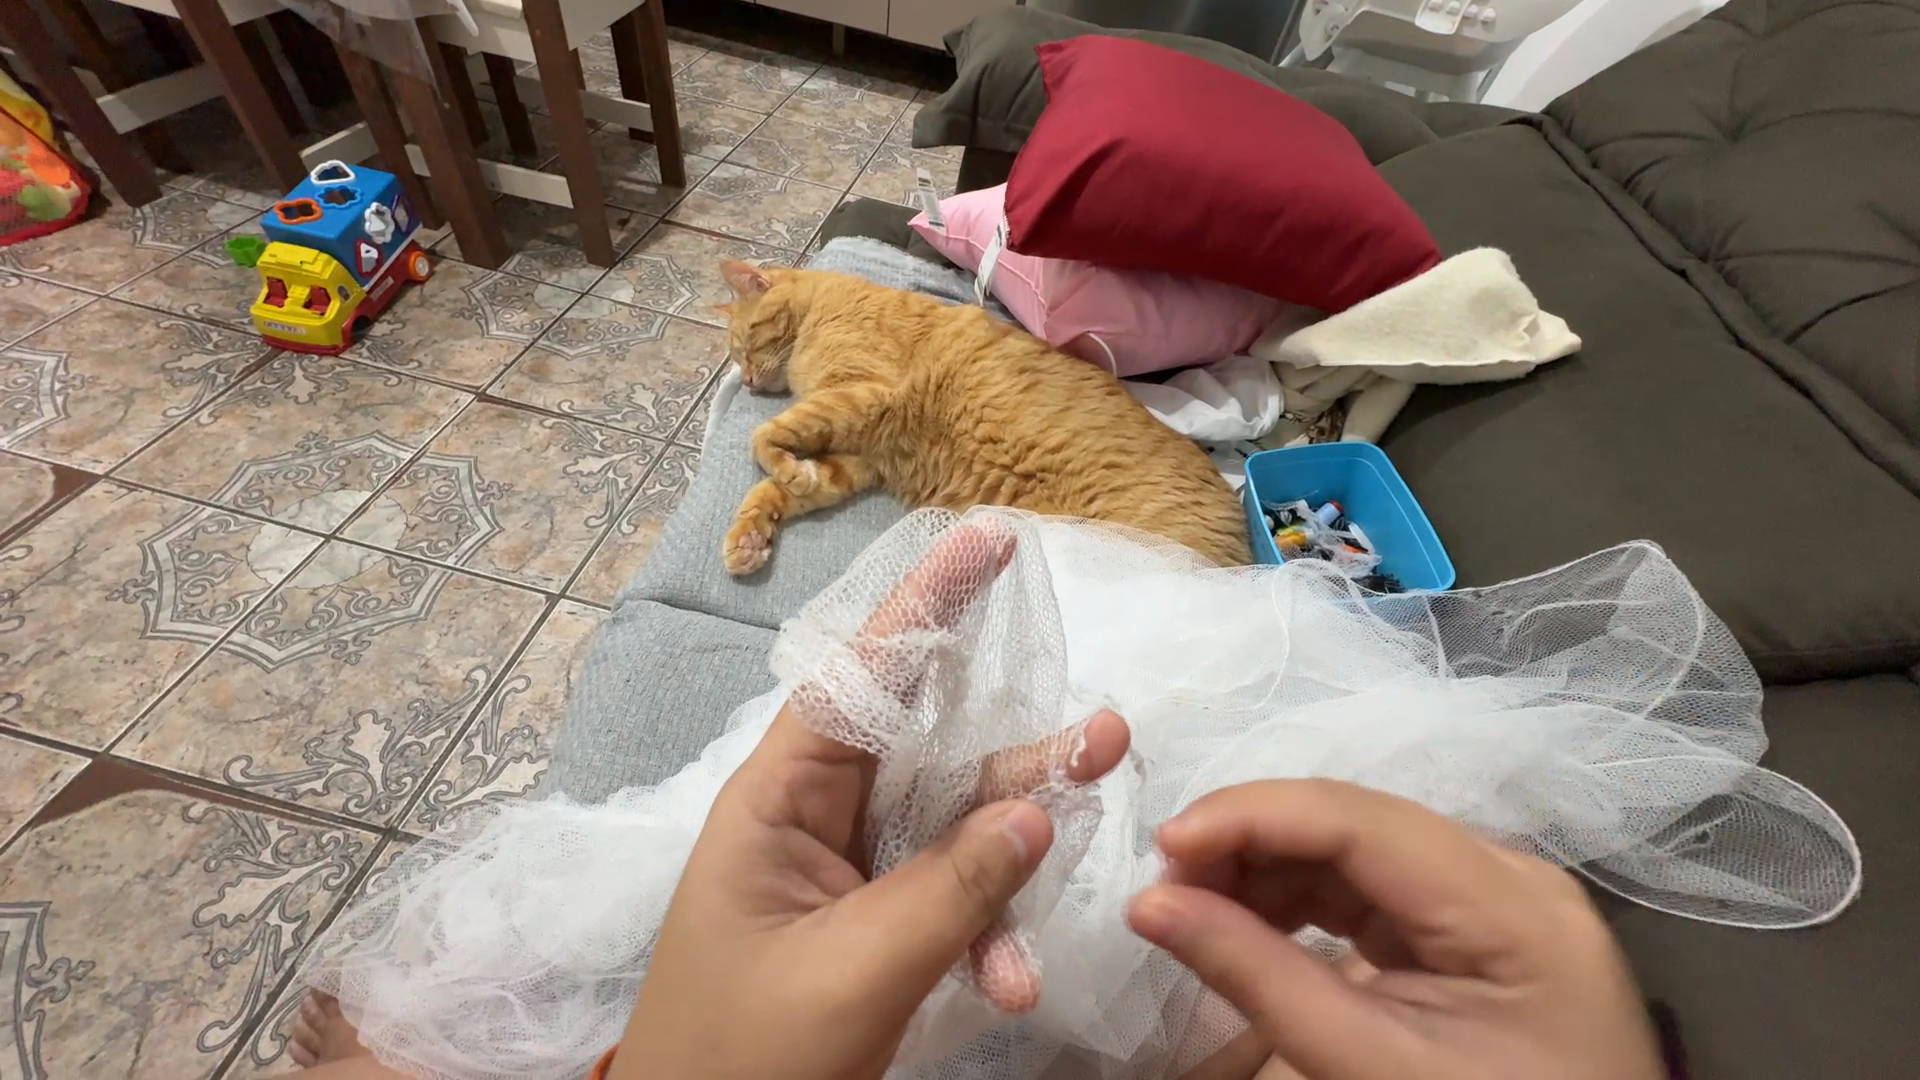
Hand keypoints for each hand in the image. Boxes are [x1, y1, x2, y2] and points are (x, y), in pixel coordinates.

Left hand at [613, 522, 1131, 1079]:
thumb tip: (1038, 811)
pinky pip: (954, 888)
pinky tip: (1016, 981)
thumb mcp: (847, 974)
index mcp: (784, 792)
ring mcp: (857, 858)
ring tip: (1101, 787)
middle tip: (1099, 720)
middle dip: (1012, 732)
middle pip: (928, 739)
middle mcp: (823, 805)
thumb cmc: (741, 1060)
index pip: (861, 673)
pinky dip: (993, 926)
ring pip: (954, 814)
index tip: (986, 540)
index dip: (924, 601)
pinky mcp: (883, 907)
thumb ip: (948, 890)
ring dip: (1023, 819)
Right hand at [1133, 781, 1665, 1079]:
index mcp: (1509, 909)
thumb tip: (1144, 903)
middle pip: (1346, 821)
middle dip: (1245, 840)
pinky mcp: (1455, 914)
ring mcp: (1481, 889)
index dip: (1248, 815)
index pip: (1357, 819)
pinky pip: (1354, 878)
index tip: (1162, 845)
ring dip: (1258, 864)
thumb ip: (1252, 976)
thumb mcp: (1367, 1070)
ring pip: (1340, 840)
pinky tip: (1242, 917)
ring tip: (1193, 903)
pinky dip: (1288, 893)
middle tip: (1167, 883)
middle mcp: (1501, 872)